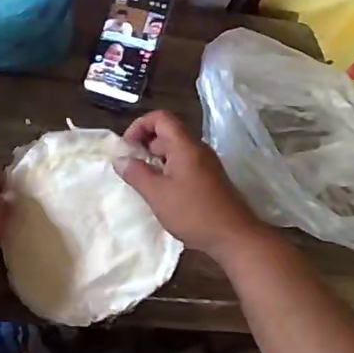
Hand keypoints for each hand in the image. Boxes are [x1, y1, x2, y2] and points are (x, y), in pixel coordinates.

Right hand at [118, 111, 273, 258]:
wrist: (233, 235)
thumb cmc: (193, 212)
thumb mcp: (157, 194)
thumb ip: (136, 173)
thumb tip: (120, 159)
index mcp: (185, 145)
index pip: (161, 117)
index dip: (140, 125)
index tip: (127, 147)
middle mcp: (197, 148)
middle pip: (168, 131)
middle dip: (145, 143)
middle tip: (131, 164)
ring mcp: (206, 162)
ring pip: (176, 148)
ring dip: (156, 157)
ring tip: (143, 179)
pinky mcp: (210, 177)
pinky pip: (185, 162)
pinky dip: (168, 168)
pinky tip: (162, 190)